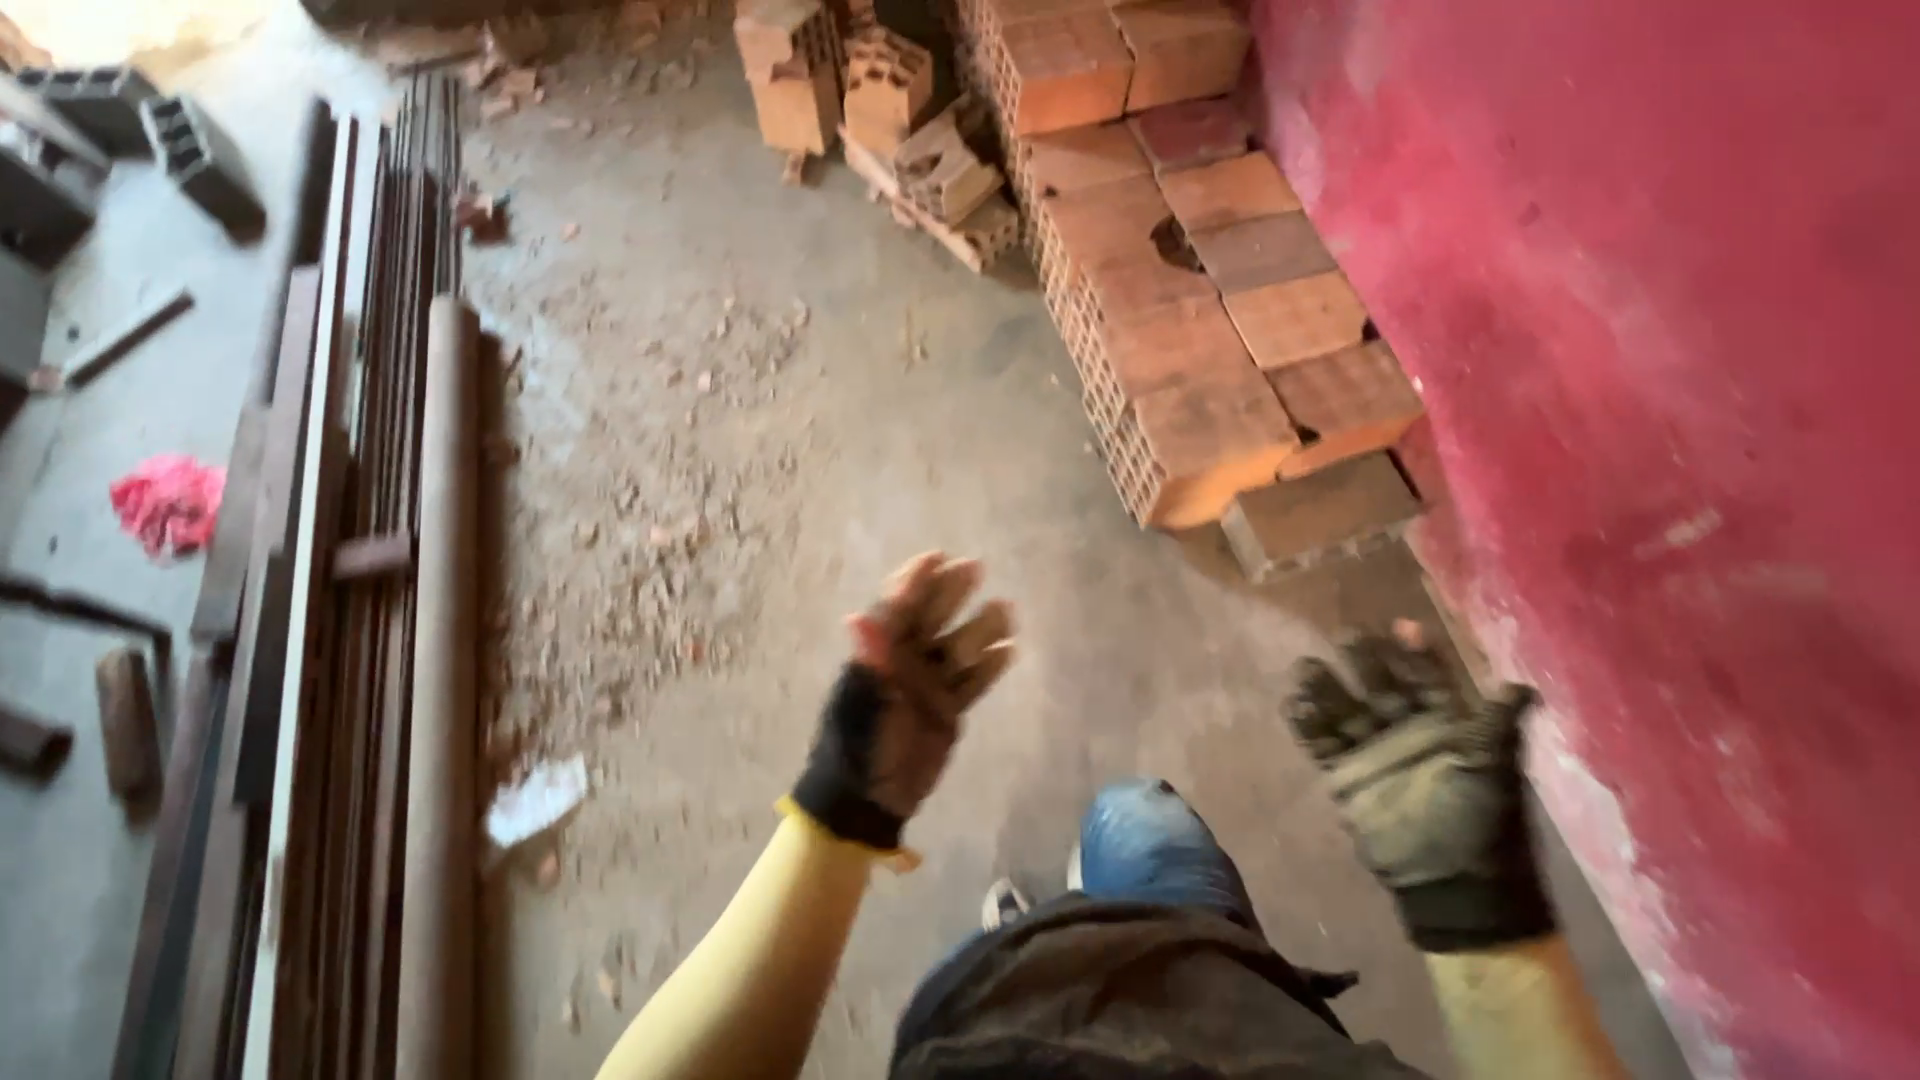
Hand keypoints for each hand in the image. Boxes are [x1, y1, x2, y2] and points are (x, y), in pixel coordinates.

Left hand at [788, 553, 1015, 851]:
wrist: (867, 801)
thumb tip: (858, 616)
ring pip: (959, 647)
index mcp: (879, 655)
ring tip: (1006, 609)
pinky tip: (1009, 650)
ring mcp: (929, 686)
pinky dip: (989, 667)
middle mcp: (906, 662)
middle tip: (976, 568)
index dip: (915, 582)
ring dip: (980, 628)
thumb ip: (869, 661)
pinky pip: (972, 682)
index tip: (937, 557)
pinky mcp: (949, 710)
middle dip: (952, 592)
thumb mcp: (862, 704)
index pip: (898, 608)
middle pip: (932, 618)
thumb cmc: (858, 747)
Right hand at [1285, 621, 1554, 951]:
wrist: (1449, 880)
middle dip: (1365, 661)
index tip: (1401, 626)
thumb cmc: (1479, 822)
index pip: (1427, 680)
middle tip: (1346, 634)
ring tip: (1307, 666)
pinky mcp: (1344, 774)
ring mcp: (1371, 750)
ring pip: (1344, 708)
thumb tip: (1520, 686)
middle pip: (1380, 686)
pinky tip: (1295, 702)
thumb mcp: (1492, 771)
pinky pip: (1320, 742)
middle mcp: (1405, 730)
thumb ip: (1494, 727)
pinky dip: (1307, 723)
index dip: (1416, 655)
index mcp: (1445, 726)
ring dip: (1327, 687)